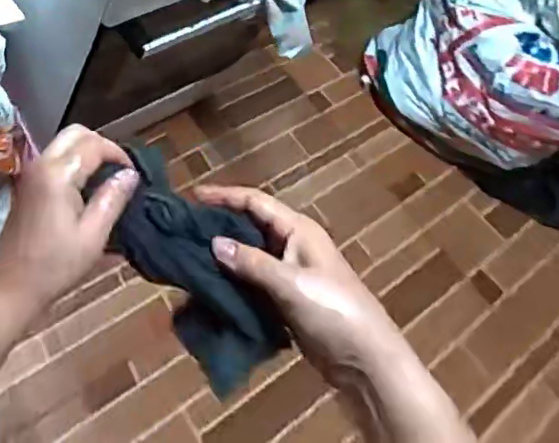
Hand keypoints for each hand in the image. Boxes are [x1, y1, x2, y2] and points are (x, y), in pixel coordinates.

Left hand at [0, 125, 138, 319]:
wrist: (10, 284)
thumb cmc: (54, 265)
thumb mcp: (92, 236)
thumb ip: (112, 199)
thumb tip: (130, 174)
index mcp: (58, 173)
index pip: (93, 144)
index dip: (117, 154)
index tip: (133, 174)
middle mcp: (42, 162)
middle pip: (76, 132)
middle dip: (101, 144)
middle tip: (119, 170)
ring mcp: (32, 169)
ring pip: (64, 141)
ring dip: (87, 150)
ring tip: (107, 177)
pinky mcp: (28, 180)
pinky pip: (56, 155)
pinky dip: (74, 158)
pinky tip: (87, 185)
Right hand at [193, 184, 395, 386]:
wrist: (370, 363)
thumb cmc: (333, 311)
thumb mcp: (290, 283)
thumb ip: (251, 262)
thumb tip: (213, 242)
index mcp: (298, 229)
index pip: (255, 201)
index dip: (224, 195)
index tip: (193, 195)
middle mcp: (293, 244)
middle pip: (251, 224)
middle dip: (221, 222)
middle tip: (188, 225)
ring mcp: (291, 272)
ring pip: (251, 253)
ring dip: (226, 253)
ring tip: (193, 252)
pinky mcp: (288, 298)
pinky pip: (255, 279)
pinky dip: (235, 279)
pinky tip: (214, 284)